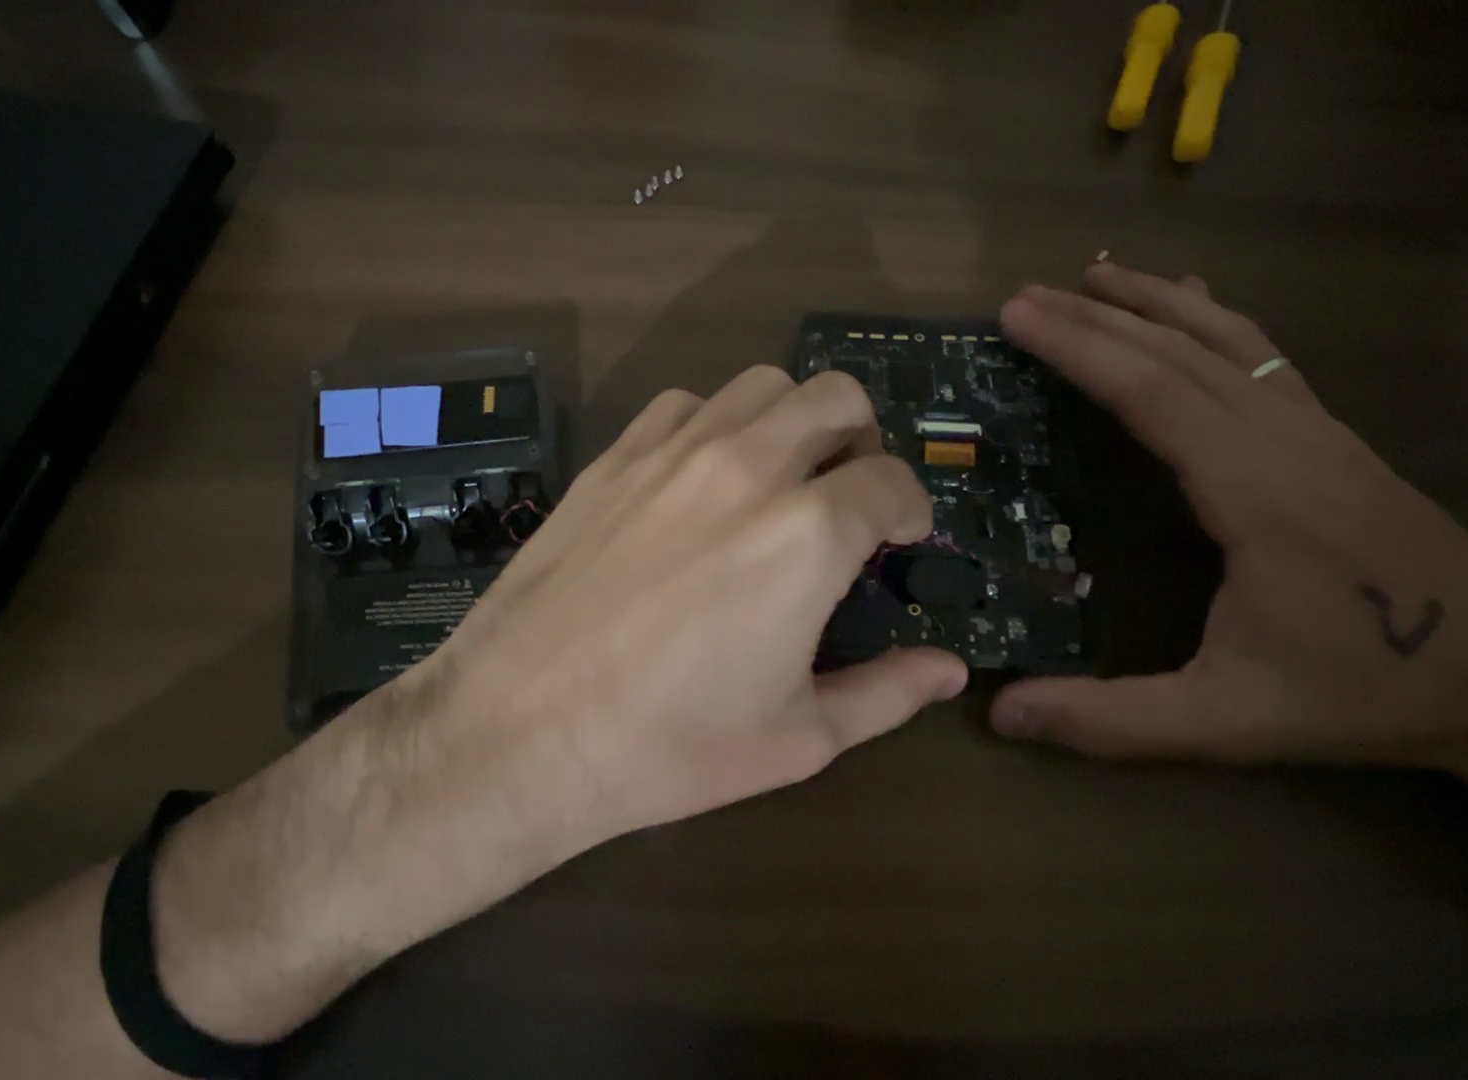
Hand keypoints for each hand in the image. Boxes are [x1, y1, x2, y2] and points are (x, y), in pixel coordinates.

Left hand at [403, 366, 968, 851]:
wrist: (519, 732)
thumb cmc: (668, 747)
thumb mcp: (797, 739)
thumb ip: (885, 692)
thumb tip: (949, 669)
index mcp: (806, 534)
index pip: (891, 481)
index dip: (910, 510)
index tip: (900, 540)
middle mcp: (745, 469)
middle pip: (836, 398)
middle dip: (863, 440)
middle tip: (849, 497)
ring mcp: (670, 455)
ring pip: (759, 386)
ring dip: (790, 421)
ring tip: (778, 480)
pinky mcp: (611, 460)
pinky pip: (681, 406)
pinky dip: (713, 425)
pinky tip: (700, 480)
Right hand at [989, 261, 1467, 774]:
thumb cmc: (1359, 695)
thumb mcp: (1223, 721)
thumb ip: (1107, 720)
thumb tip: (998, 714)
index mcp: (1256, 490)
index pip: (1152, 391)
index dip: (1079, 349)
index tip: (1017, 315)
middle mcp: (1290, 441)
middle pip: (1183, 352)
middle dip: (1098, 316)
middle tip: (1026, 294)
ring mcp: (1323, 434)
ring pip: (1233, 343)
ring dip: (1160, 303)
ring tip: (1100, 273)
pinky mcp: (1339, 443)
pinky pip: (1266, 360)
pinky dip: (1217, 323)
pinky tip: (1198, 311)